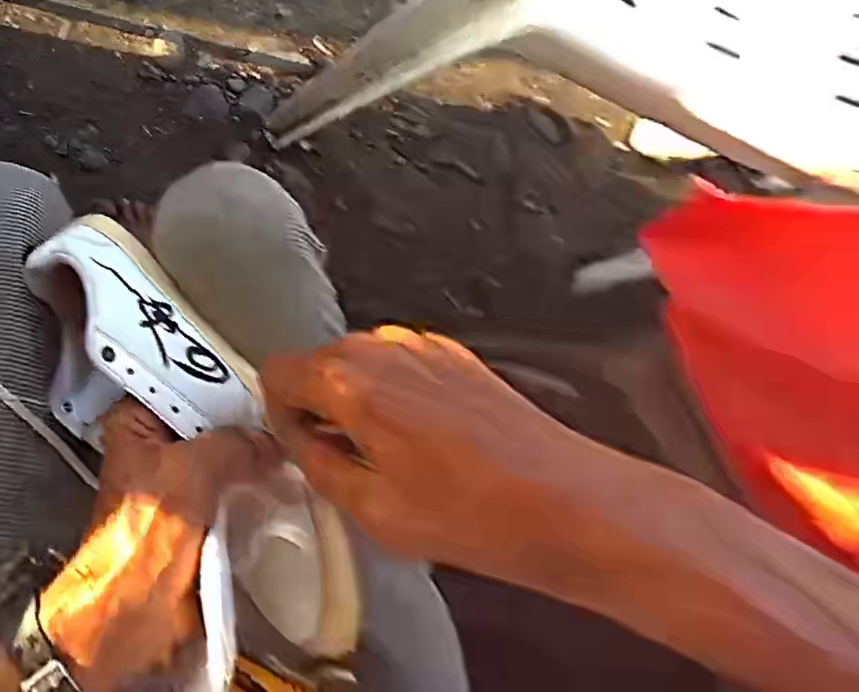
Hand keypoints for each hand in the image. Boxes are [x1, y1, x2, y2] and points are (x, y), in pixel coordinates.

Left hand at [39, 399, 278, 691]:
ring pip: (217, 455)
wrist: (138, 604)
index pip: (176, 385)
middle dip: (238, 423)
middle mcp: (149, 442)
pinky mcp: (192, 510)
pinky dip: (250, 485)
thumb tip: (270, 438)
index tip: (259, 384)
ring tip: (289, 448)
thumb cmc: (148, 531)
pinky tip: (281, 480)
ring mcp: (172, 476)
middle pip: (201, 420)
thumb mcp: (189, 474)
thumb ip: (230, 447)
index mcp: (132, 421)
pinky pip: (226, 486)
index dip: (216, 384)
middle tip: (282, 419)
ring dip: (248, 457)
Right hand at [261, 326, 600, 583]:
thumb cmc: (483, 518)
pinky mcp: (448, 351)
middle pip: (310, 366)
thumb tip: (296, 440)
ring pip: (349, 364)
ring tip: (395, 448)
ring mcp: (414, 344)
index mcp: (345, 380)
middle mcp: (373, 348)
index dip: (279, 412)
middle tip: (350, 455)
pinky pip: (390, 363)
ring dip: (354, 398)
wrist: (589, 512)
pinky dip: (391, 391)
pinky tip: (427, 434)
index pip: (272, 372)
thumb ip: (311, 462)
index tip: (303, 442)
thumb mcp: (371, 510)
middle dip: (317, 405)